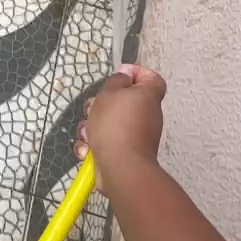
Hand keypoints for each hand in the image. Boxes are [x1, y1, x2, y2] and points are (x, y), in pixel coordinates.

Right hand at [76, 63, 166, 198]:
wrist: (120, 168)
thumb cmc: (115, 125)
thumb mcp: (110, 93)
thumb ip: (117, 80)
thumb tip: (125, 77)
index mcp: (148, 97)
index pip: (152, 78)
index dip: (137, 73)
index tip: (120, 75)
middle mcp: (145, 116)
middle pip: (123, 100)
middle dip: (102, 103)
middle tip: (94, 107)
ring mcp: (135, 136)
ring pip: (109, 122)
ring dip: (93, 126)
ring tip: (88, 133)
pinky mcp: (123, 153)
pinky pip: (105, 141)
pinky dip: (94, 145)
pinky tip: (88, 149)